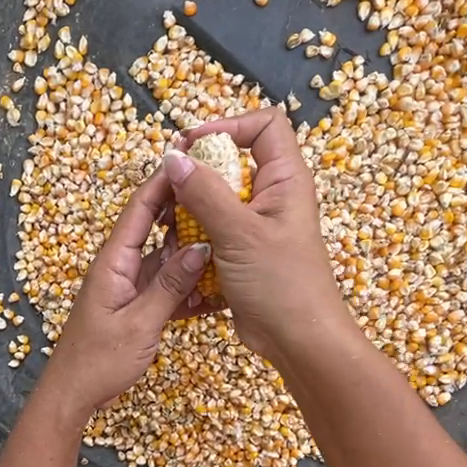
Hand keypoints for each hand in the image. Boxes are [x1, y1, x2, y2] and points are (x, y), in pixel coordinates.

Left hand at [34, 163, 211, 419]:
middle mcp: (120, 268)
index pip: (140, 208)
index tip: (196, 156)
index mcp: (113, 262)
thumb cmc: (97, 362)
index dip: (166, 179)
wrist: (74, 396)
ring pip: (166, 257)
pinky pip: (166, 286)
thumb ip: (170, 285)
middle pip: (155, 226)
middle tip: (224, 188)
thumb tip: (201, 246)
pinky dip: (188, 284)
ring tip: (230, 232)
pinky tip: (216, 284)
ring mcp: (128, 288)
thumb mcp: (139, 324)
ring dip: (194, 249)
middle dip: (187, 207)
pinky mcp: (136, 308)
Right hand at [166, 107, 347, 362]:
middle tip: (168, 191)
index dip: (227, 126)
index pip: (263, 126)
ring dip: (190, 214)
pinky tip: (178, 256)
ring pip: (216, 204)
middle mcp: (272, 198)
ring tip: (169, 228)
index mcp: (285, 179)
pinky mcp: (241, 257)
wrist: (298, 340)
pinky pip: (212, 237)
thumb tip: (174, 157)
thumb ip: (205, 194)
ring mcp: (256, 229)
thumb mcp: (240, 234)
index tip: (190, 146)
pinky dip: (193, 244)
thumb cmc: (281, 283)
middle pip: (231, 165)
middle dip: (197, 176)